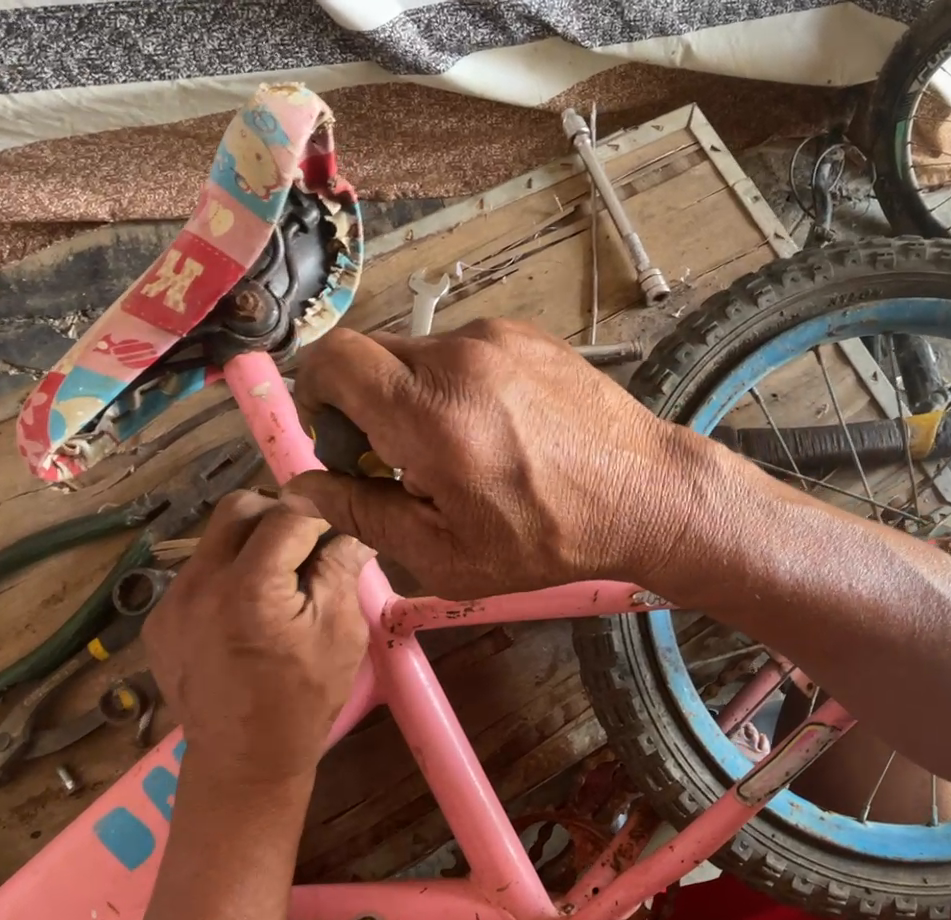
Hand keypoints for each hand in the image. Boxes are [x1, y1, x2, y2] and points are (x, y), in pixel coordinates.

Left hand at [142, 491, 372, 787]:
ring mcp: (171, 602)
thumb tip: (354, 530)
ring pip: (214, 539)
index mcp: (250, 589)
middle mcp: (200, 585)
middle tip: (307, 545)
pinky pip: (198, 573)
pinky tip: (249, 612)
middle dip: (278, 514)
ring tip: (280, 582)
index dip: (320, 513)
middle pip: (239, 509)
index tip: (339, 523)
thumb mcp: (340, 634)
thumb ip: (340, 571)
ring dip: (252, 544)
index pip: (287, 515)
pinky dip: (229, 575)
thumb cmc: (304, 701)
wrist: (243, 761)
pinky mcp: (159, 620)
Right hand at [286, 320, 715, 597]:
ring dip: (419, 398)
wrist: (648, 495)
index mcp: (431, 411)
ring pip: (421, 356)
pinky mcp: (529, 335)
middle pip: (374, 358)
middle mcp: (460, 356)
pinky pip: (466, 352)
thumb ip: (363, 513)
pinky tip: (500, 431)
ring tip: (466, 453)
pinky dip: (461, 386)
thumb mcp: (446, 554)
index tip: (343, 441)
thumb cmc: (549, 538)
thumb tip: (302, 486)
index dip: (316, 395)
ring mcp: (499, 338)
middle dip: (369, 406)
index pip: (331, 359)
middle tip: (407, 462)